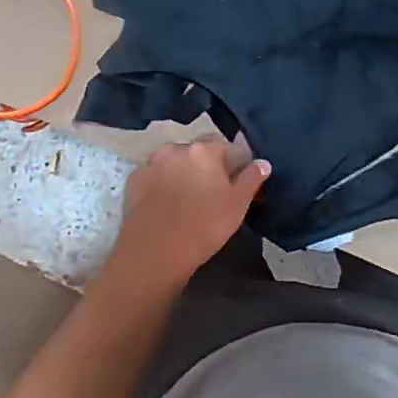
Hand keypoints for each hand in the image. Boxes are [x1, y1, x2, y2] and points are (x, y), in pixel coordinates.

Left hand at [106, 140, 270, 292]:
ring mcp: (152, 162)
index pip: (228, 147)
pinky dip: (161, 183)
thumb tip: (263, 163)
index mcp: (205, 149)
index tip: (237, 182)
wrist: (155, 249)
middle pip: (198, 151)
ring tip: (187, 198)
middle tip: (211, 192)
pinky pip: (154, 175)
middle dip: (206, 165)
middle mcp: (176, 148)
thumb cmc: (204, 225)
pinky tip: (165, 203)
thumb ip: (251, 179)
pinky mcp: (134, 179)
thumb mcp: (237, 204)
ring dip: (182, 172)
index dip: (236, 164)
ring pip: (174, 161)